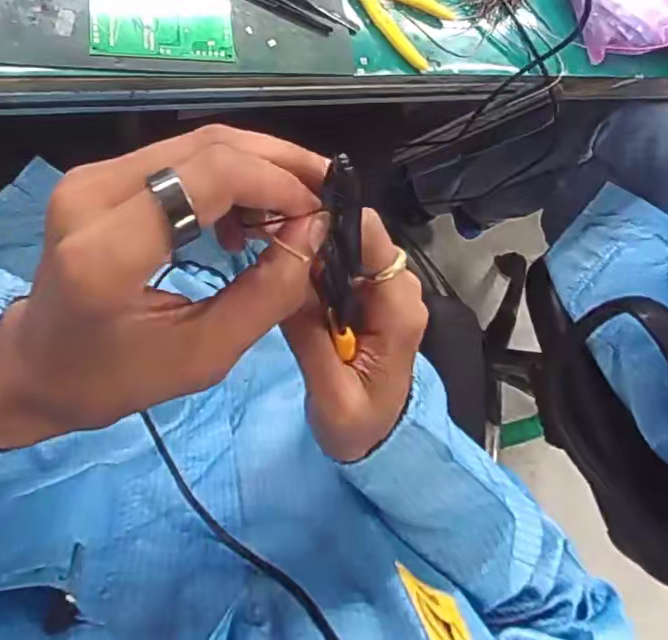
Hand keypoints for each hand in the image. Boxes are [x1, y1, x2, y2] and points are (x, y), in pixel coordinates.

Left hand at [0, 126, 330, 448]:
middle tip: (323, 192)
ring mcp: (88, 177)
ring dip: (253, 164)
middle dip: (275, 162)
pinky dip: (221, 173)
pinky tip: (241, 214)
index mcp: (108, 249)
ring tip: (291, 207)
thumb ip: (265, 292)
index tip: (317, 213)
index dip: (275, 182)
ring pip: (192, 143)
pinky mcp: (95, 175)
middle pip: (205, 145)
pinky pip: (174, 158)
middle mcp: (91, 193)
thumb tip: (313, 231)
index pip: (208, 176)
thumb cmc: (109, 378)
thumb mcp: (200, 355)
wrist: (32, 363)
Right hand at [279, 208, 427, 461]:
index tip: (285, 227)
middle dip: (312, 231)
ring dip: (308, 246)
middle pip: (353, 232)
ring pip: (343, 243)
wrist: (378, 447)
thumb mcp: (331, 394)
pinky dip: (311, 262)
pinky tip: (286, 274)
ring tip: (272, 258)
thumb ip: (310, 335)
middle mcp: (398, 288)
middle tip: (269, 247)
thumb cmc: (359, 428)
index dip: (327, 220)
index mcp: (398, 308)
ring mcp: (383, 289)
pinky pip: (337, 261)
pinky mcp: (366, 294)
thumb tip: (284, 272)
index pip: (369, 235)